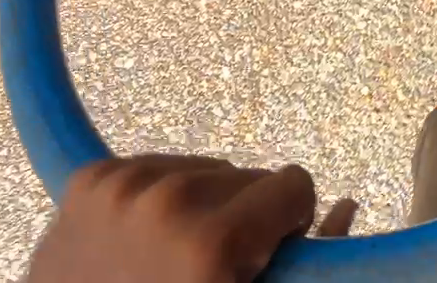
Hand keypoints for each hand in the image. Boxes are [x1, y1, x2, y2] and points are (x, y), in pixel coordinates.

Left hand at [28, 155, 356, 282]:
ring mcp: (122, 186)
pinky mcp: (88, 180)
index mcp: (212, 242)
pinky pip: (153, 167)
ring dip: (197, 205)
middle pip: (246, 176)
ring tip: (166, 258)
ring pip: (202, 169)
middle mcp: (168, 200)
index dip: (285, 226)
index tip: (260, 258)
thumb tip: (348, 205)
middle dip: (239, 216)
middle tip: (208, 268)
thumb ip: (308, 265)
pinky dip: (154, 199)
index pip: (294, 184)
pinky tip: (135, 243)